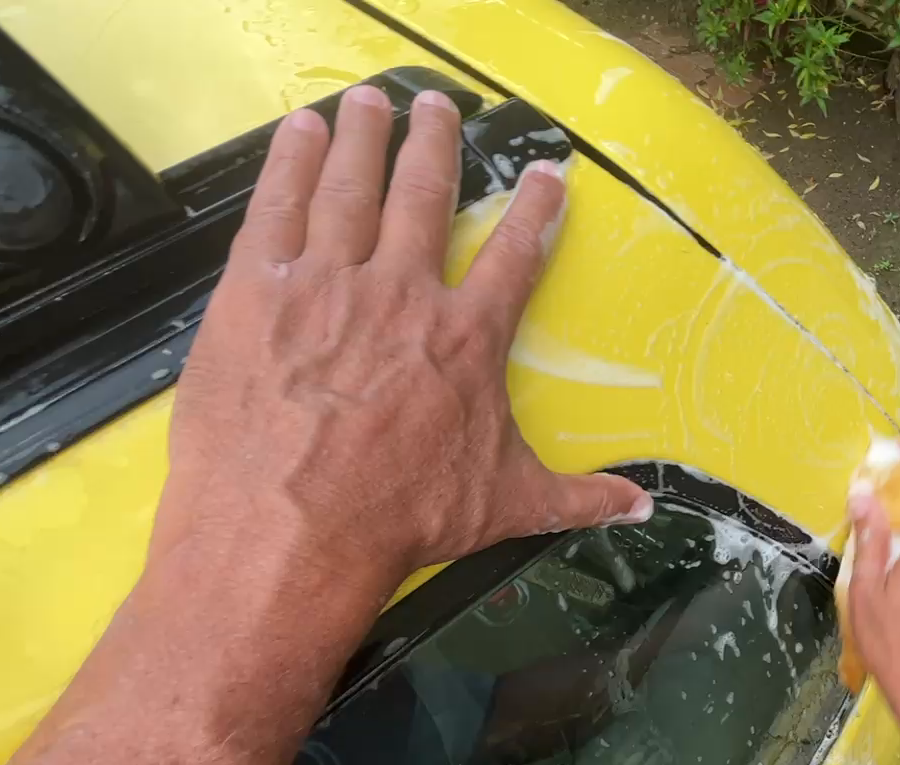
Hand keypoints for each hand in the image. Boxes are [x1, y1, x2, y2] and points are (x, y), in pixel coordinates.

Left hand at [153, 84, 650, 591]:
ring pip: (350, 188)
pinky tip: (299, 132)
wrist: (293, 529)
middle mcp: (403, 293)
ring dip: (363, 137)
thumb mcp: (513, 504)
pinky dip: (290, 163)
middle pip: (423, 198)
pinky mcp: (255, 292)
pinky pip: (276, 208)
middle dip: (434, 145)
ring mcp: (326, 284)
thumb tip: (644, 508)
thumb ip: (583, 498)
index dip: (536, 212)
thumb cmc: (410, 514)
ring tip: (370, 100)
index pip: (515, 258)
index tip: (547, 174)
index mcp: (467, 338)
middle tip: (436, 104)